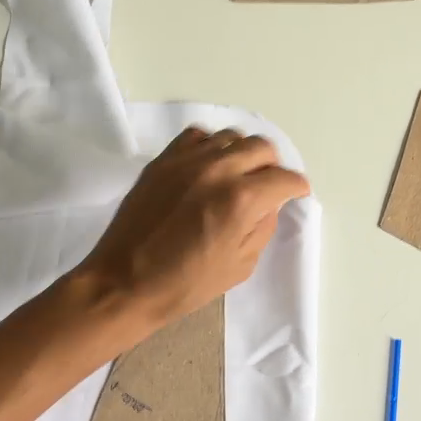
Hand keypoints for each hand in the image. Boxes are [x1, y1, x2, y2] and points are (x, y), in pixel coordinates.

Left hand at [72, 128, 309, 331]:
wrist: (124, 282)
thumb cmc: (185, 284)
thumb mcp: (241, 265)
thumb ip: (262, 227)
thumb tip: (269, 203)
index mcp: (241, 200)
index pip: (284, 178)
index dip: (296, 188)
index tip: (295, 194)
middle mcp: (218, 170)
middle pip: (261, 147)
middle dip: (272, 167)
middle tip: (267, 186)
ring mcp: (187, 160)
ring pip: (231, 137)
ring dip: (242, 153)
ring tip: (237, 175)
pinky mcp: (163, 160)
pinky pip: (197, 136)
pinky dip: (210, 146)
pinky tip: (207, 166)